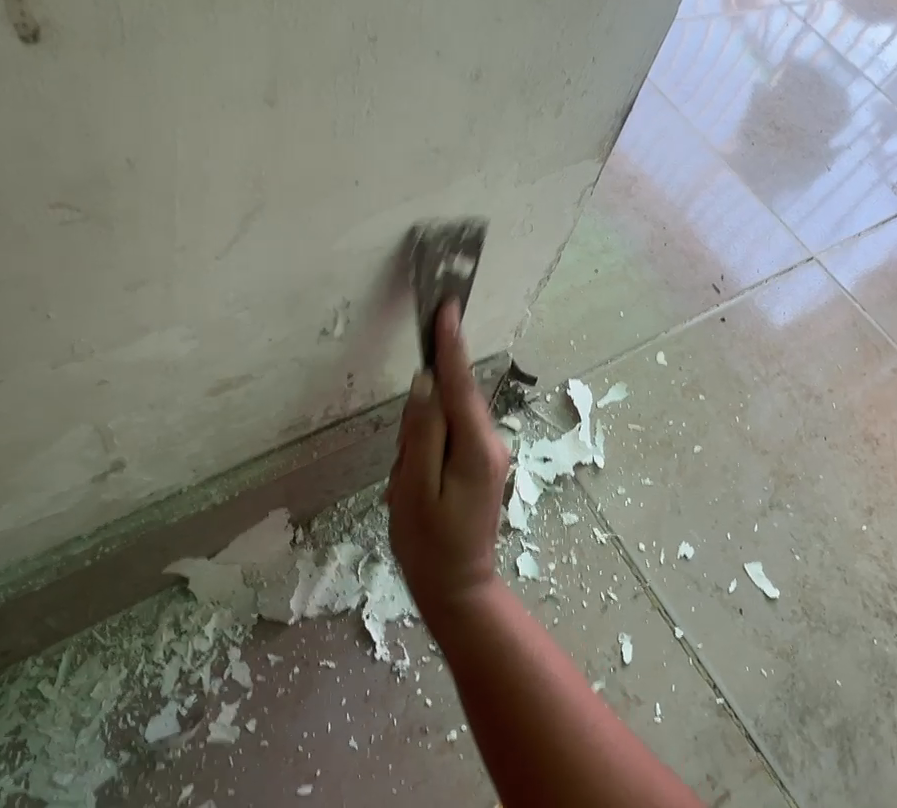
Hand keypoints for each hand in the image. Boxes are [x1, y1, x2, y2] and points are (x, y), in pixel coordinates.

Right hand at [387, 299, 509, 617]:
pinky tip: (418, 484)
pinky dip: (428, 449)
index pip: (461, 383)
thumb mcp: (412, 488)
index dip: (451, 345)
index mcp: (476, 447)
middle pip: (452, 401)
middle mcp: (491, 442)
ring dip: (421, 440)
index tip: (448, 308)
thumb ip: (420, 431)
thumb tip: (425, 382)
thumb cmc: (428, 544)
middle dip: (421, 416)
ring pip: (448, 420)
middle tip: (404, 468)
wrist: (458, 588)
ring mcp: (490, 453)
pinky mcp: (483, 463)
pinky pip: (451, 438)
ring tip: (410, 486)